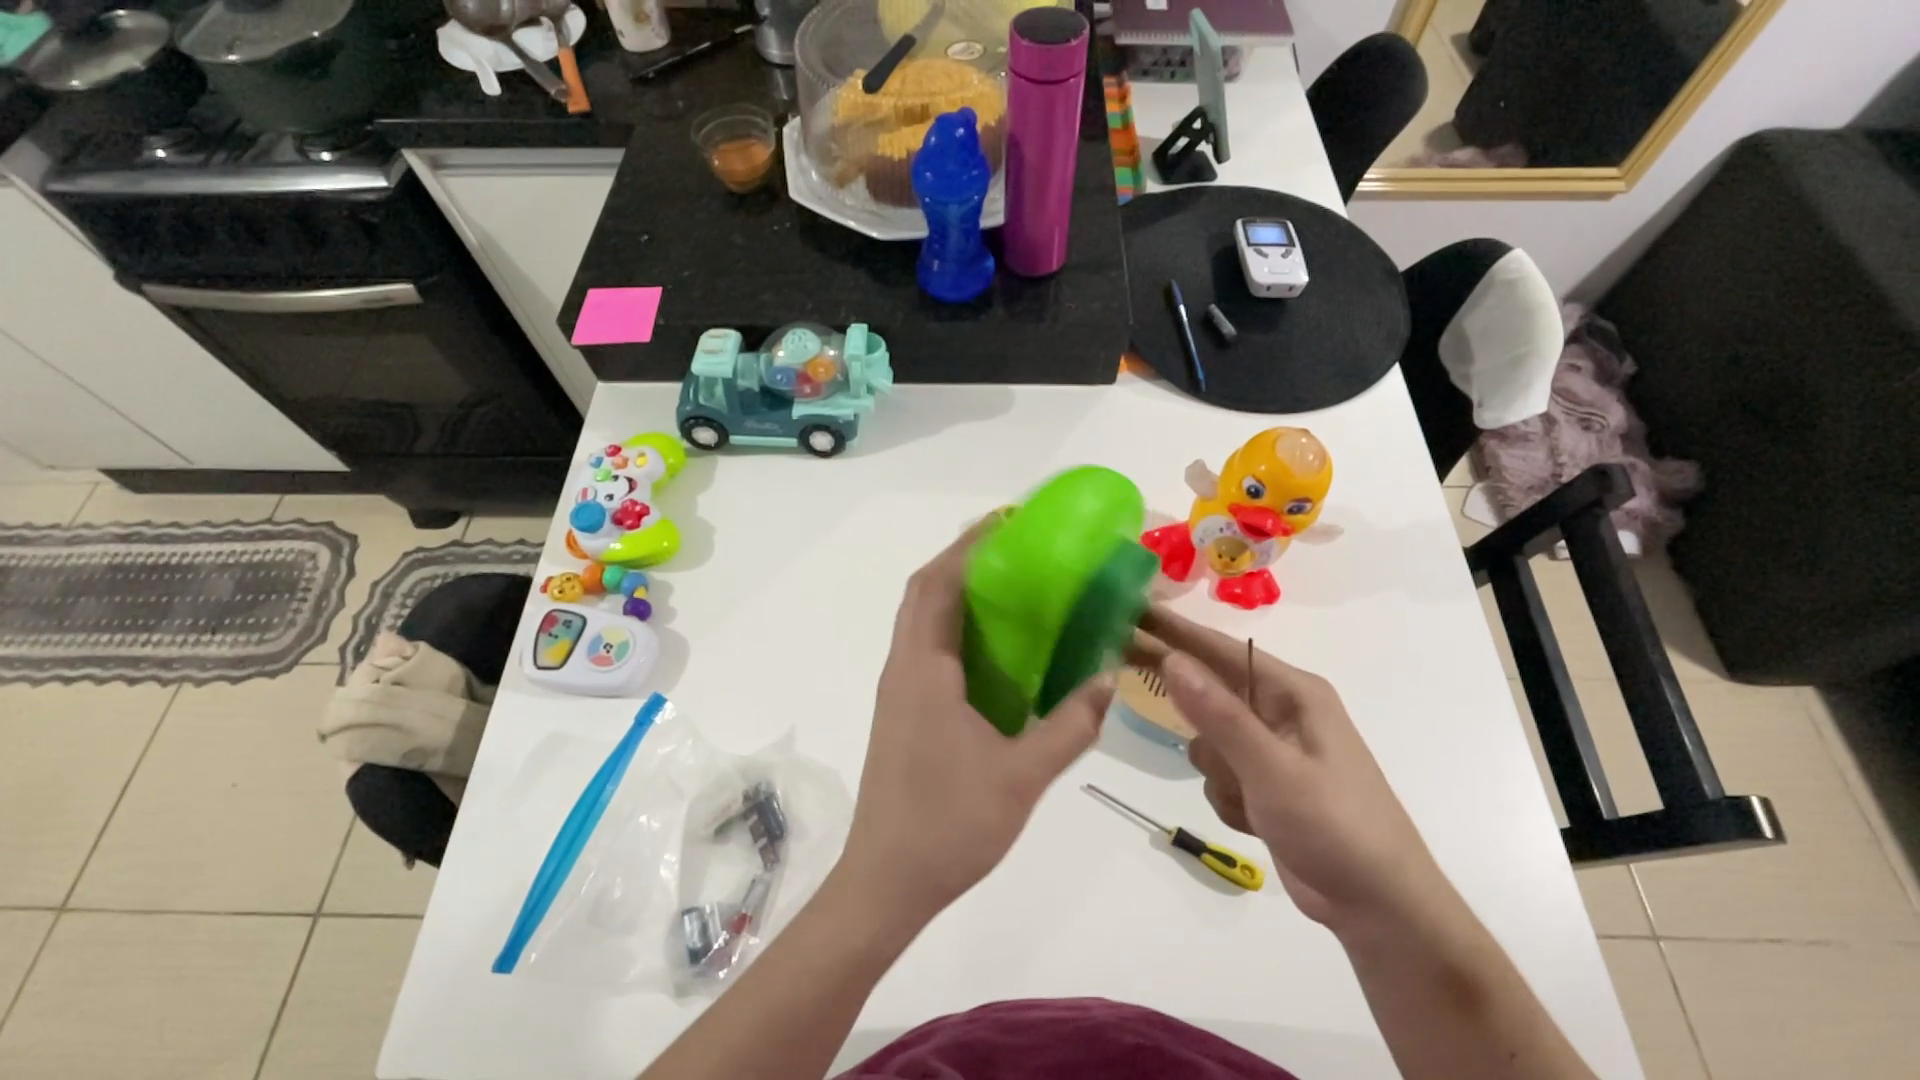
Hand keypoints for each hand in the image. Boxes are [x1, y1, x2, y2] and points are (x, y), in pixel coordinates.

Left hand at [838, 526, 1114, 920]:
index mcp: (923, 669)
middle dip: (967, 561)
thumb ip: (1070, 725)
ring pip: (924, 623)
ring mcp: (899, 693)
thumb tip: (1109, 679)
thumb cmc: (949, 824)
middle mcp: (903, 669)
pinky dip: (960, 633)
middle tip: (1022, 550)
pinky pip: (930, 653)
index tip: (1012, 521)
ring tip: (1019, 588)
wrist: (886, 882)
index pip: (937, 583)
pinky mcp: (904, 716)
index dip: (970, 545)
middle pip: (925, 593)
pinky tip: (1002, 653)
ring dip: (961, 595)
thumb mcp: (1023, 776)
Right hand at [1131, 606, 1445, 934]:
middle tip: (1120, 672)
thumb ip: (1219, 716)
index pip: (1219, 650)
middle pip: (1210, 692)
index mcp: (1293, 694)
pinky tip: (1256, 822)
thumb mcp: (1272, 768)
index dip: (1172, 630)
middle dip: (1184, 703)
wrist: (1378, 905)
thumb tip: (1171, 660)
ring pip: (1209, 742)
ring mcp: (1273, 752)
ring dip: (1218, 772)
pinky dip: (1228, 799)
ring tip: (1249, 800)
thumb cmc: (1335, 826)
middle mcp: (1281, 713)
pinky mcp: (1266, 787)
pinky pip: (1219, 777)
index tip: (1128, 610)